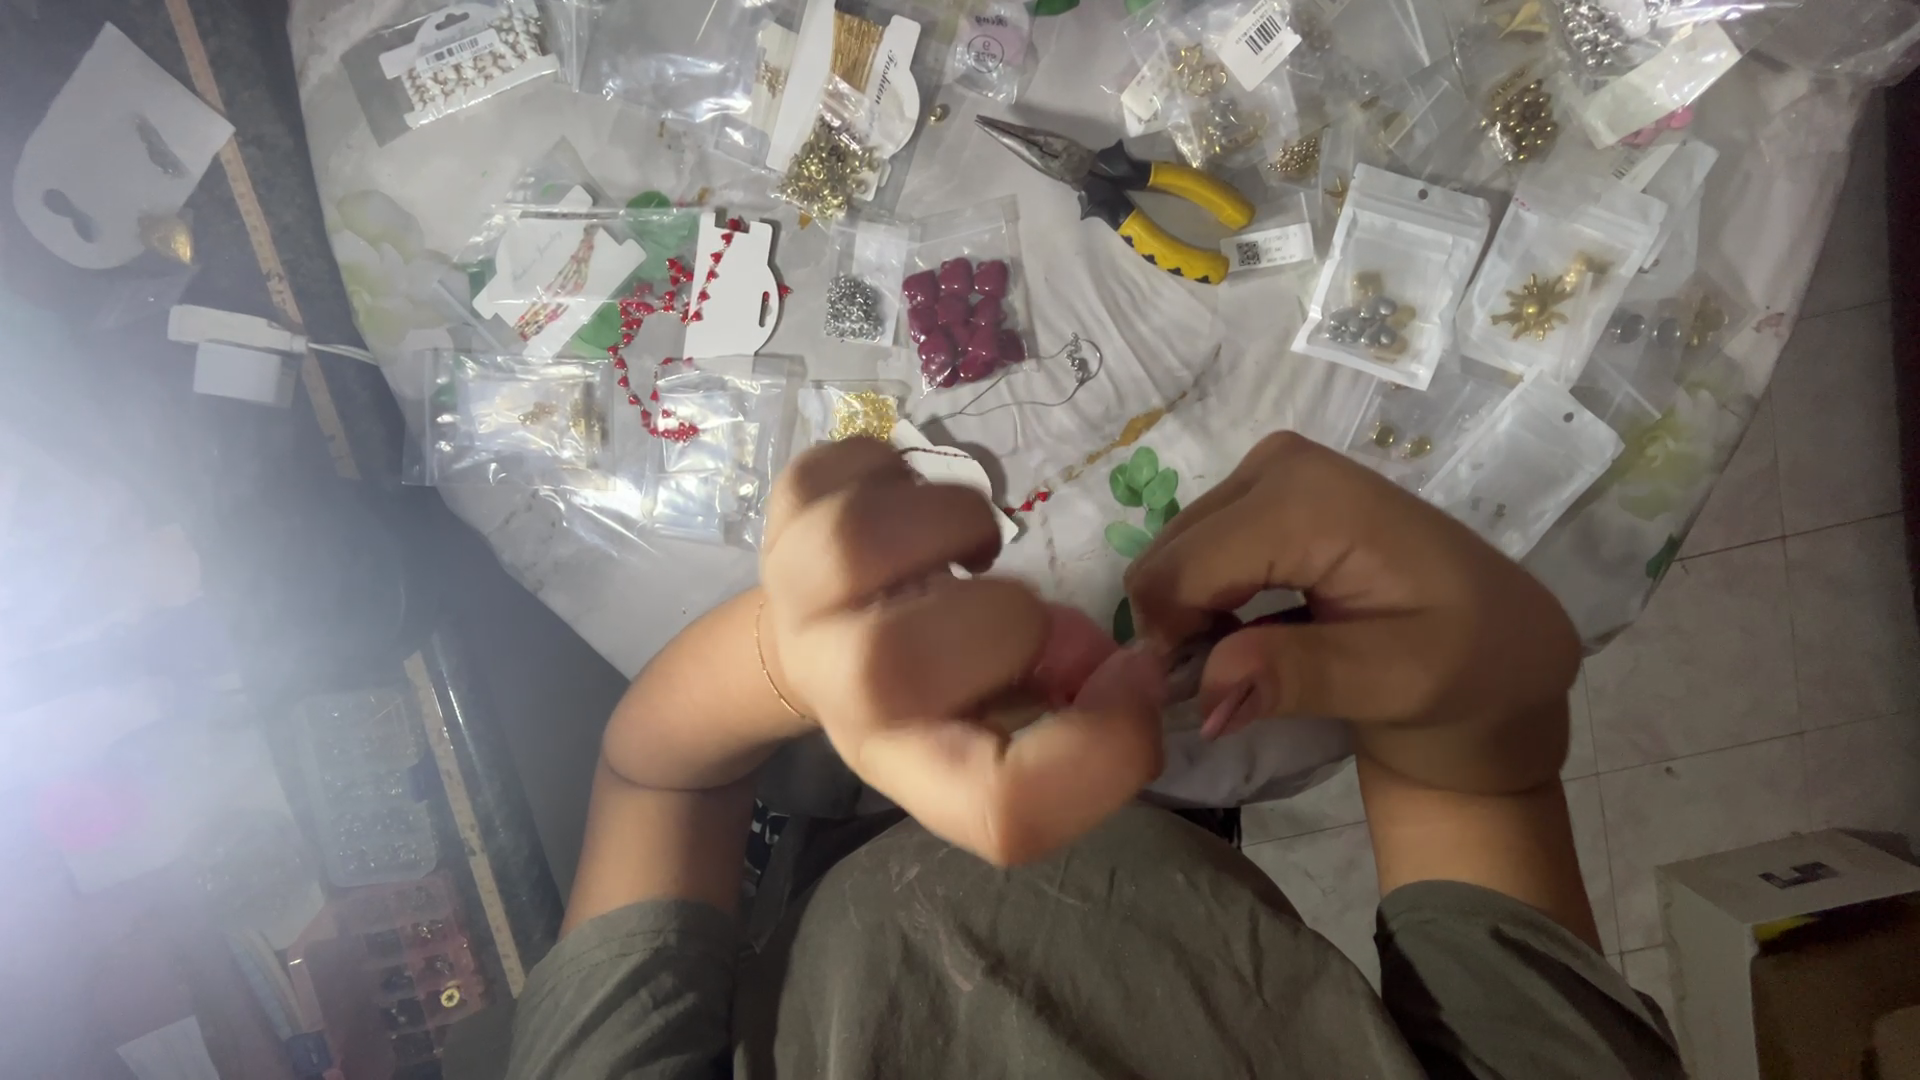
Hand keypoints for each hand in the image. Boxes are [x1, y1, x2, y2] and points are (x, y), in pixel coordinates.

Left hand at [759, 439, 1166, 865]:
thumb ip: (1069, 691)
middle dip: (1007, 616)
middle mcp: (840, 689)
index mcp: (909, 757)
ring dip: (954, 518)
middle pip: (896, 666)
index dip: (1100, 752)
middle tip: (1018, 600)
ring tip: (974, 540)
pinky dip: (894, 465)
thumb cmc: (930, 676)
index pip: (1001, 809)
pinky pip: (835, 463)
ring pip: (854, 540)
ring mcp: (797, 593)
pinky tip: (912, 499)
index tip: (1134, 676)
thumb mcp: (1005, 702)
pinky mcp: (785, 514)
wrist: (818, 637)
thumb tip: (1115, 659)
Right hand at [1123, 433, 1578, 793]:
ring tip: (1239, 659)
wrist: (1499, 649)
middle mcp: (1277, 464)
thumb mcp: (1394, 684)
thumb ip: (1295, 677)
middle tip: (1223, 684)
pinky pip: (1193, 546)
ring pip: (1172, 552)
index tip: (1196, 696)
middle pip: (1169, 556)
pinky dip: (1200, 597)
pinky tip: (1238, 628)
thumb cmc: (1467, 666)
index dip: (1169, 639)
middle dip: (1175, 626)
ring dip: (1186, 614)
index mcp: (1310, 500)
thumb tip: (1204, 691)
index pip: (1184, 569)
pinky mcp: (1263, 487)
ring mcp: (1267, 469)